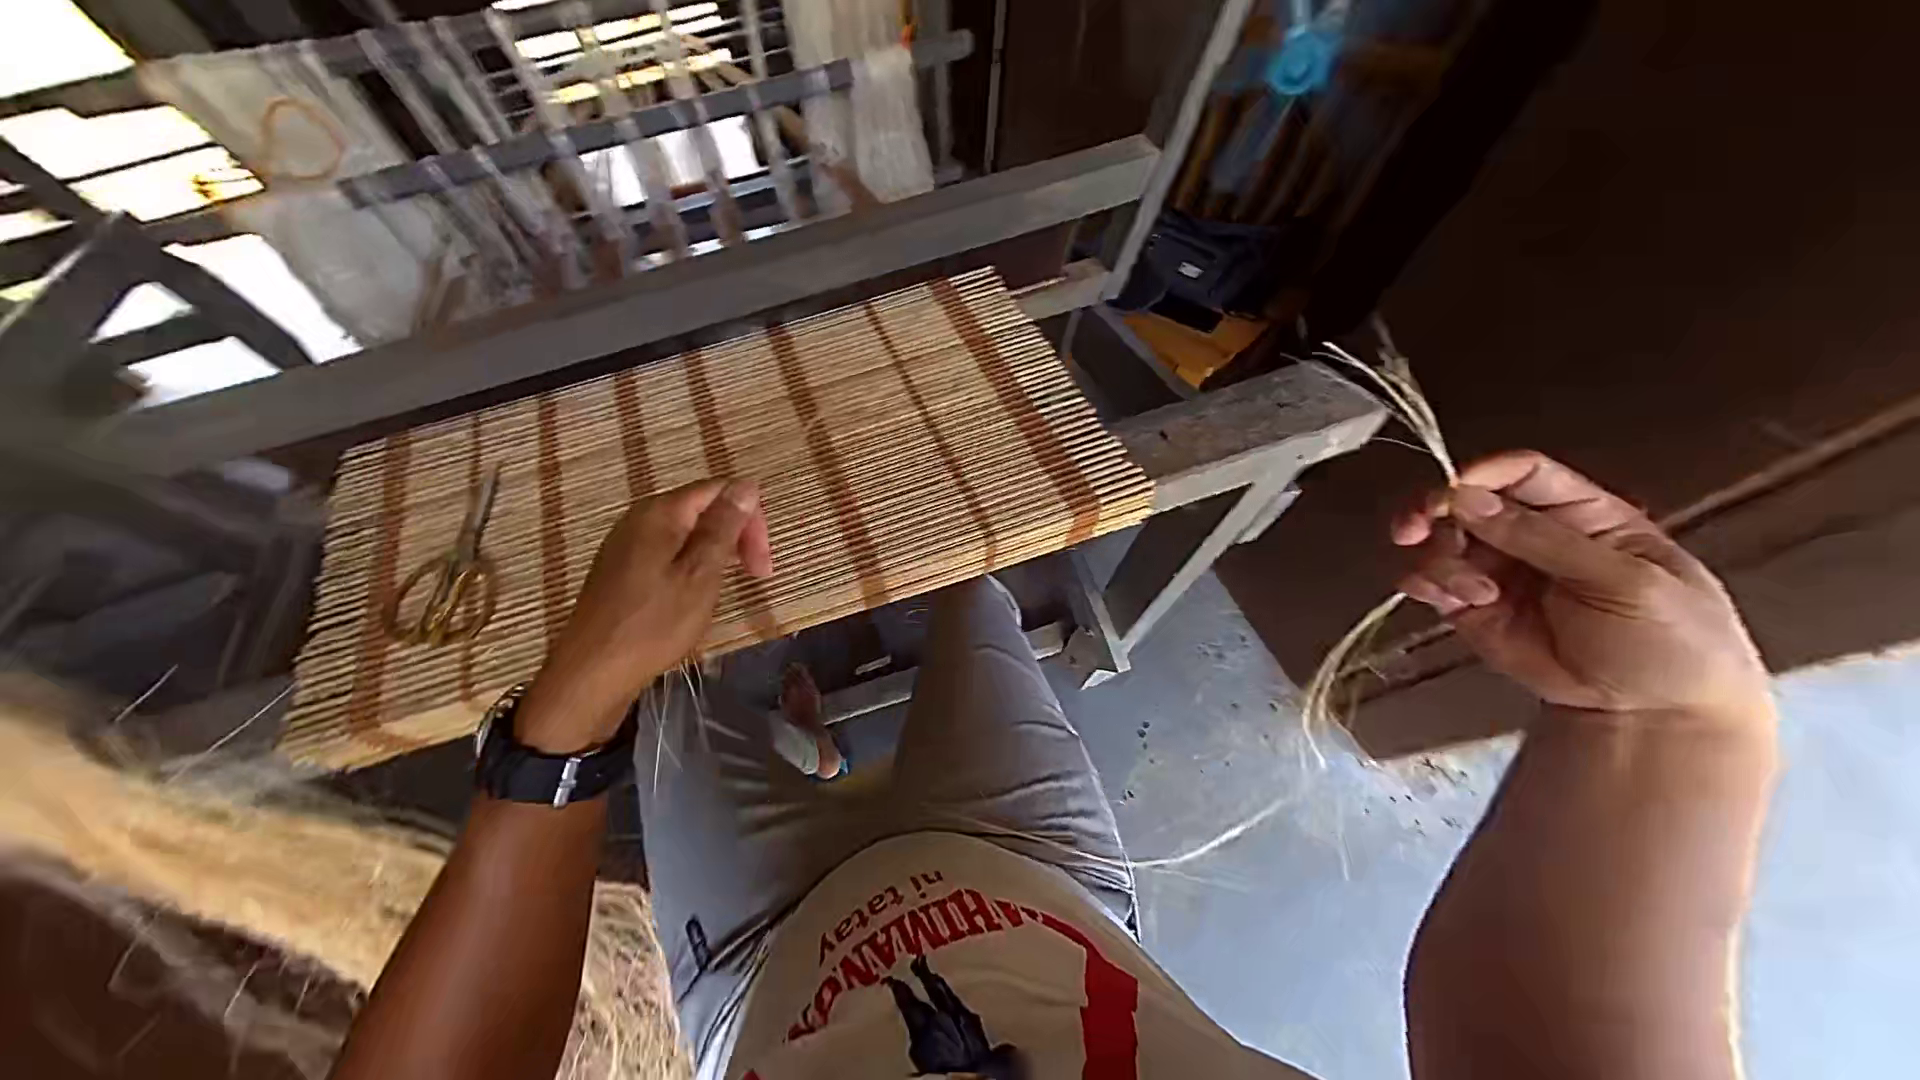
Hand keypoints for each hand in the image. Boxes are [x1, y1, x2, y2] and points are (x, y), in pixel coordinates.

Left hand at [514, 479, 772, 752]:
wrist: (592, 673)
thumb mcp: (701, 574)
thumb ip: (724, 526)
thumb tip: (747, 484)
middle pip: (704, 507)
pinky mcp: (621, 567)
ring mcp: (627, 542)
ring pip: (688, 530)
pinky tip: (695, 594)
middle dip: (737, 534)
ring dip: (718, 551)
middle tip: (757, 576)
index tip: (761, 563)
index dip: (751, 518)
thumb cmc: (654, 624)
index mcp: (661, 512)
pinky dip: (693, 564)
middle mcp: (640, 517)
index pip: (720, 490)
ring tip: (727, 586)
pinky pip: (669, 550)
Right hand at [1392, 450, 1771, 730]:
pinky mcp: (1467, 605)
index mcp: (1580, 515)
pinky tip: (1448, 599)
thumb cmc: (1670, 642)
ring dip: (1438, 560)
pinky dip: (1422, 584)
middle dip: (1431, 512)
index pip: (1522, 474)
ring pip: (1438, 541)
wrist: (1651, 714)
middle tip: (1413, 529)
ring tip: (1474, 593)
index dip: (1483, 474)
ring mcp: (1495, 570)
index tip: (1452, 491)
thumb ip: (1544, 538)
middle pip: (1463, 502)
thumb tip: (1468, 498)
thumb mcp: (1625, 582)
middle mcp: (1529, 536)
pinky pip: (1426, 580)